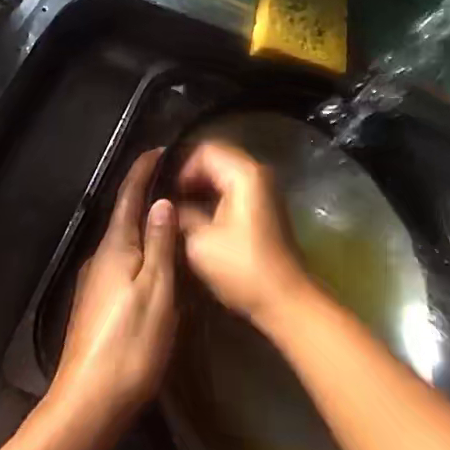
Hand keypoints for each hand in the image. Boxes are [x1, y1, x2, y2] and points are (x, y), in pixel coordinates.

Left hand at [49, 148, 177, 425]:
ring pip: (125, 241)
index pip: (128, 196)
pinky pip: (123, 263)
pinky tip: (158, 264)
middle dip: (147, 196)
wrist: (89, 403)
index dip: (143, 170)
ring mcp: (94, 282)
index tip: (160, 149)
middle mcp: (100, 257)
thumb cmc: (130, 341)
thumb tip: (161, 201)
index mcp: (115, 246)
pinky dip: (142, 251)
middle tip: (178, 183)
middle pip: (125, 217)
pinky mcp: (96, 305)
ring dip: (146, 225)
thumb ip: (160, 244)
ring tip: (174, 219)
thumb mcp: (157, 289)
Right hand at [175, 139, 311, 323]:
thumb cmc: (242, 268)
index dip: (181, 167)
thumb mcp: (201, 243)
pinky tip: (197, 215)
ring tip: (177, 205)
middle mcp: (258, 173)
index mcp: (244, 174)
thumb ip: (181, 215)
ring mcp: (265, 189)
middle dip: (190, 174)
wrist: (284, 298)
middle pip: (217, 158)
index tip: (164, 190)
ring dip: (202, 186)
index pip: (205, 150)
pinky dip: (216, 195)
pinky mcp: (265, 206)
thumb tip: (167, 206)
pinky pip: (235, 188)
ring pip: (225, 174)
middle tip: (167, 195)